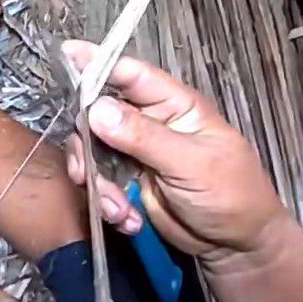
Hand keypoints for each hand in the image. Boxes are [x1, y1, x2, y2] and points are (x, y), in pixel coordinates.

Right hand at [62, 40, 295, 268]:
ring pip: (92, 151)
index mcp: (173, 105)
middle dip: (88, 144)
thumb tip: (97, 108)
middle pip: (98, 113)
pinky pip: (98, 181)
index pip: (131, 74)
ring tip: (116, 209)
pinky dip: (105, 202)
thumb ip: (145, 137)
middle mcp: (149, 122)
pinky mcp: (126, 181)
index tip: (67, 54)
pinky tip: (127, 219)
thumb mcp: (193, 164)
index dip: (98, 62)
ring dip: (96, 181)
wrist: (235, 248)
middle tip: (86, 171)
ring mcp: (134, 152)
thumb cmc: (231, 195)